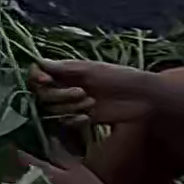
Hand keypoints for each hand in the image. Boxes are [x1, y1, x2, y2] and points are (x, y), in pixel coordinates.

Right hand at [29, 60, 159, 124]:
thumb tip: (38, 61)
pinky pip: (64, 121)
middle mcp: (64, 86)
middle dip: (60, 95)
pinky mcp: (79, 118)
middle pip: (42, 93)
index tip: (46, 80)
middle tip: (83, 93)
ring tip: (92, 103)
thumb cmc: (120, 79)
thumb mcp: (92, 71)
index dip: (37, 77)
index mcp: (66, 71)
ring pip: (52, 108)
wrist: (147, 100)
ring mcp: (71, 103)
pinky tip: (88, 118)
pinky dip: (73, 120)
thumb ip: (64, 68)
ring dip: (70, 106)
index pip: (37, 73)